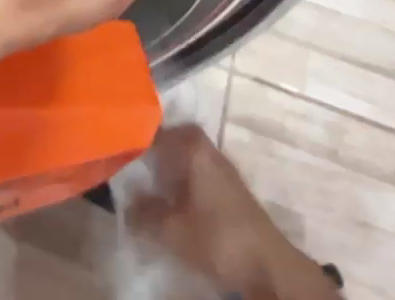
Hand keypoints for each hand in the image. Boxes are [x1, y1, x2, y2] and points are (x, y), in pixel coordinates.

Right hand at [128, 126, 339, 298]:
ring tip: (154, 187)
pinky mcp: (235, 197)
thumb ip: (147, 214)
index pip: (170, 131)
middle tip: (139, 164)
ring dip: (177, 170)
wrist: (267, 264)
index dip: (149, 134)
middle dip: (163, 151)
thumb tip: (127, 204)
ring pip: (196, 161)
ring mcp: (228, 176)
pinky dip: (189, 186)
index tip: (129, 144)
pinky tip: (178, 206)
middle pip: (185, 142)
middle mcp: (214, 157)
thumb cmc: (218, 237)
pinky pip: (205, 179)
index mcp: (198, 153)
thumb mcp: (174, 229)